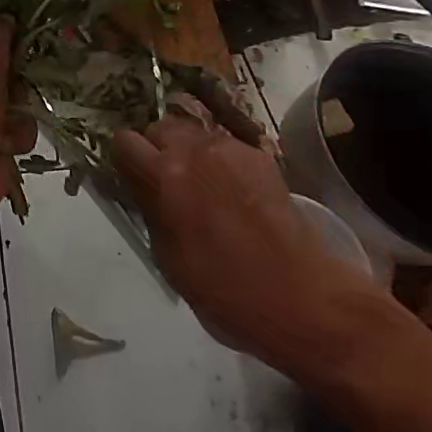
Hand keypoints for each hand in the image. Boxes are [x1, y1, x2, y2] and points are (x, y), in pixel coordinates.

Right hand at [114, 114, 395, 374]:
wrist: (308, 303)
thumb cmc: (225, 290)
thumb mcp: (166, 256)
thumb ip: (149, 209)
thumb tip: (141, 188)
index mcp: (163, 175)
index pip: (124, 140)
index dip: (125, 158)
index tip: (131, 177)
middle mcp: (194, 151)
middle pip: (160, 127)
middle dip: (158, 148)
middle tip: (167, 180)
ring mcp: (231, 151)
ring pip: (195, 134)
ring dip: (191, 153)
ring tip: (204, 186)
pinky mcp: (263, 160)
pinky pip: (226, 148)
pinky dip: (222, 162)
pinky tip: (235, 193)